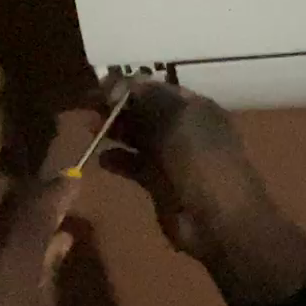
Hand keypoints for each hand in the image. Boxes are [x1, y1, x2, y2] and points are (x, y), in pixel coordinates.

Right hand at [103, 80, 305, 305]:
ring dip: (114, 130)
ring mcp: (171, 157)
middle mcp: (182, 129)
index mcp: (194, 108)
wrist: (219, 220)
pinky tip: (101, 159)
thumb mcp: (176, 120)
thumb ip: (145, 100)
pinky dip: (117, 160)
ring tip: (88, 128)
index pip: (156, 89)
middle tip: (86, 106)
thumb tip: (115, 85)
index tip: (100, 87)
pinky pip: (133, 165)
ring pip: (137, 137)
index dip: (128, 86)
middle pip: (144, 112)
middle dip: (116, 107)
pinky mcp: (159, 183)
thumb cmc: (200, 161)